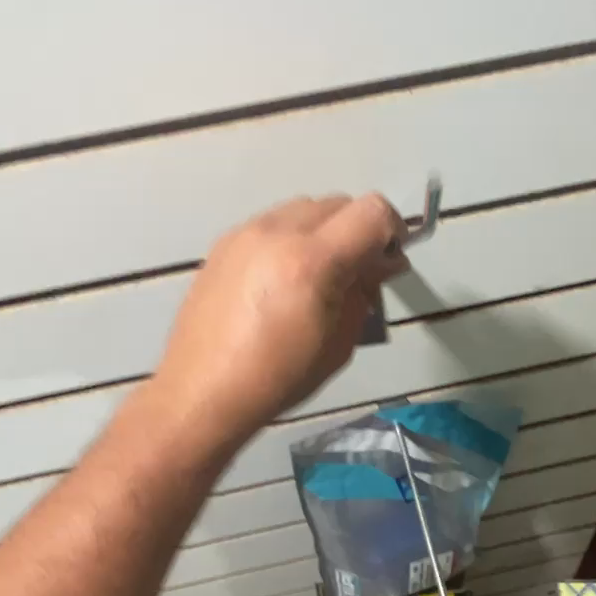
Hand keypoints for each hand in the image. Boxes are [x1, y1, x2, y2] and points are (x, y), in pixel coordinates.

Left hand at [149, 193, 407, 435]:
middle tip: (358, 274)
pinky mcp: (224, 243)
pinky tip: (284, 281)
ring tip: (319, 276)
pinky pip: (273, 223)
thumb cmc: (278, 379)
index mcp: (312, 262)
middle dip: (358, 232)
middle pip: (339, 203)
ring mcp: (246, 233)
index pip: (372, 212)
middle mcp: (278, 233)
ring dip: (325, 232)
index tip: (390, 261)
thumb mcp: (338, 344)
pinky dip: (292, 240)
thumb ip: (363, 294)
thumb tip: (378, 266)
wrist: (203, 392)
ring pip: (304, 209)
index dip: (392, 231)